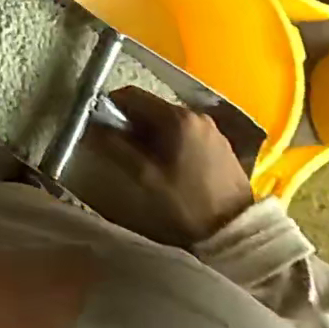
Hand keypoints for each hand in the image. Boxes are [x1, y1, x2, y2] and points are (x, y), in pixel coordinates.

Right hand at [79, 86, 253, 246]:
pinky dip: (169, 138)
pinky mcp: (220, 142)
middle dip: (130, 121)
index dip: (111, 105)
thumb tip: (90, 127)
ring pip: (167, 118)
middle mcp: (195, 114)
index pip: (132, 94)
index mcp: (177, 117)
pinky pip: (184, 130)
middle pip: (151, 106)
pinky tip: (168, 163)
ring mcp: (211, 128)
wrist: (238, 233)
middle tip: (120, 146)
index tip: (100, 124)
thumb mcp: (146, 177)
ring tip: (143, 158)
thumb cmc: (188, 203)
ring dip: (150, 131)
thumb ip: (115, 147)